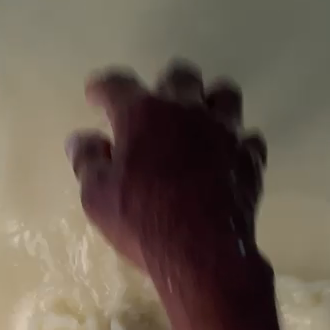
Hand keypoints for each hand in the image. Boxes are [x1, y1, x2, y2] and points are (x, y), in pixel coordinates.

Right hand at [67, 61, 269, 294]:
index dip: (103, 88)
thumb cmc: (141, 223)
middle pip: (179, 77)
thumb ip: (88, 162)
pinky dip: (235, 144)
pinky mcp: (249, 159)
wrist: (201, 252)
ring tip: (199, 122)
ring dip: (209, 104)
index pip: (117, 85)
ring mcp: (224, 132)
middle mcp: (186, 110)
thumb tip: (81, 140)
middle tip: (155, 111)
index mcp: (143, 114)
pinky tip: (226, 158)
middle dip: (163, 88)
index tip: (95, 95)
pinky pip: (247, 138)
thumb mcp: (98, 198)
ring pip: (223, 95)